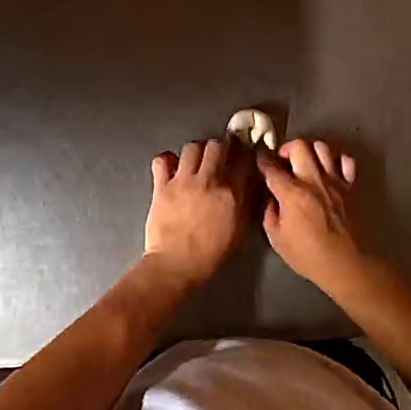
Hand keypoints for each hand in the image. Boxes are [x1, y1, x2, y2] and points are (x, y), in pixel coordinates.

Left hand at [143, 139, 248, 284]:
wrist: (177, 264)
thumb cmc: (211, 253)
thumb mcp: (239, 229)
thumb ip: (245, 203)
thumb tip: (248, 184)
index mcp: (231, 192)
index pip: (243, 160)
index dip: (244, 153)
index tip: (242, 154)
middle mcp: (208, 181)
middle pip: (217, 146)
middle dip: (219, 147)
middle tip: (218, 155)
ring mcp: (183, 181)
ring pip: (192, 147)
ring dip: (196, 151)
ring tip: (195, 161)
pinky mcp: (162, 186)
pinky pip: (162, 160)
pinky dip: (167, 160)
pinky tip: (171, 168)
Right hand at [256, 139, 368, 288]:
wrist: (346, 263)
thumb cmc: (308, 255)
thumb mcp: (277, 239)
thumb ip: (270, 214)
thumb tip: (272, 200)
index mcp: (292, 193)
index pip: (272, 167)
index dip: (262, 160)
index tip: (259, 159)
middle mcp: (313, 180)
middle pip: (299, 146)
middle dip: (286, 148)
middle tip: (282, 159)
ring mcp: (335, 181)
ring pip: (322, 147)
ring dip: (310, 150)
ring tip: (305, 161)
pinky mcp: (351, 186)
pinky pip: (346, 161)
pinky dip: (336, 160)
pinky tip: (329, 169)